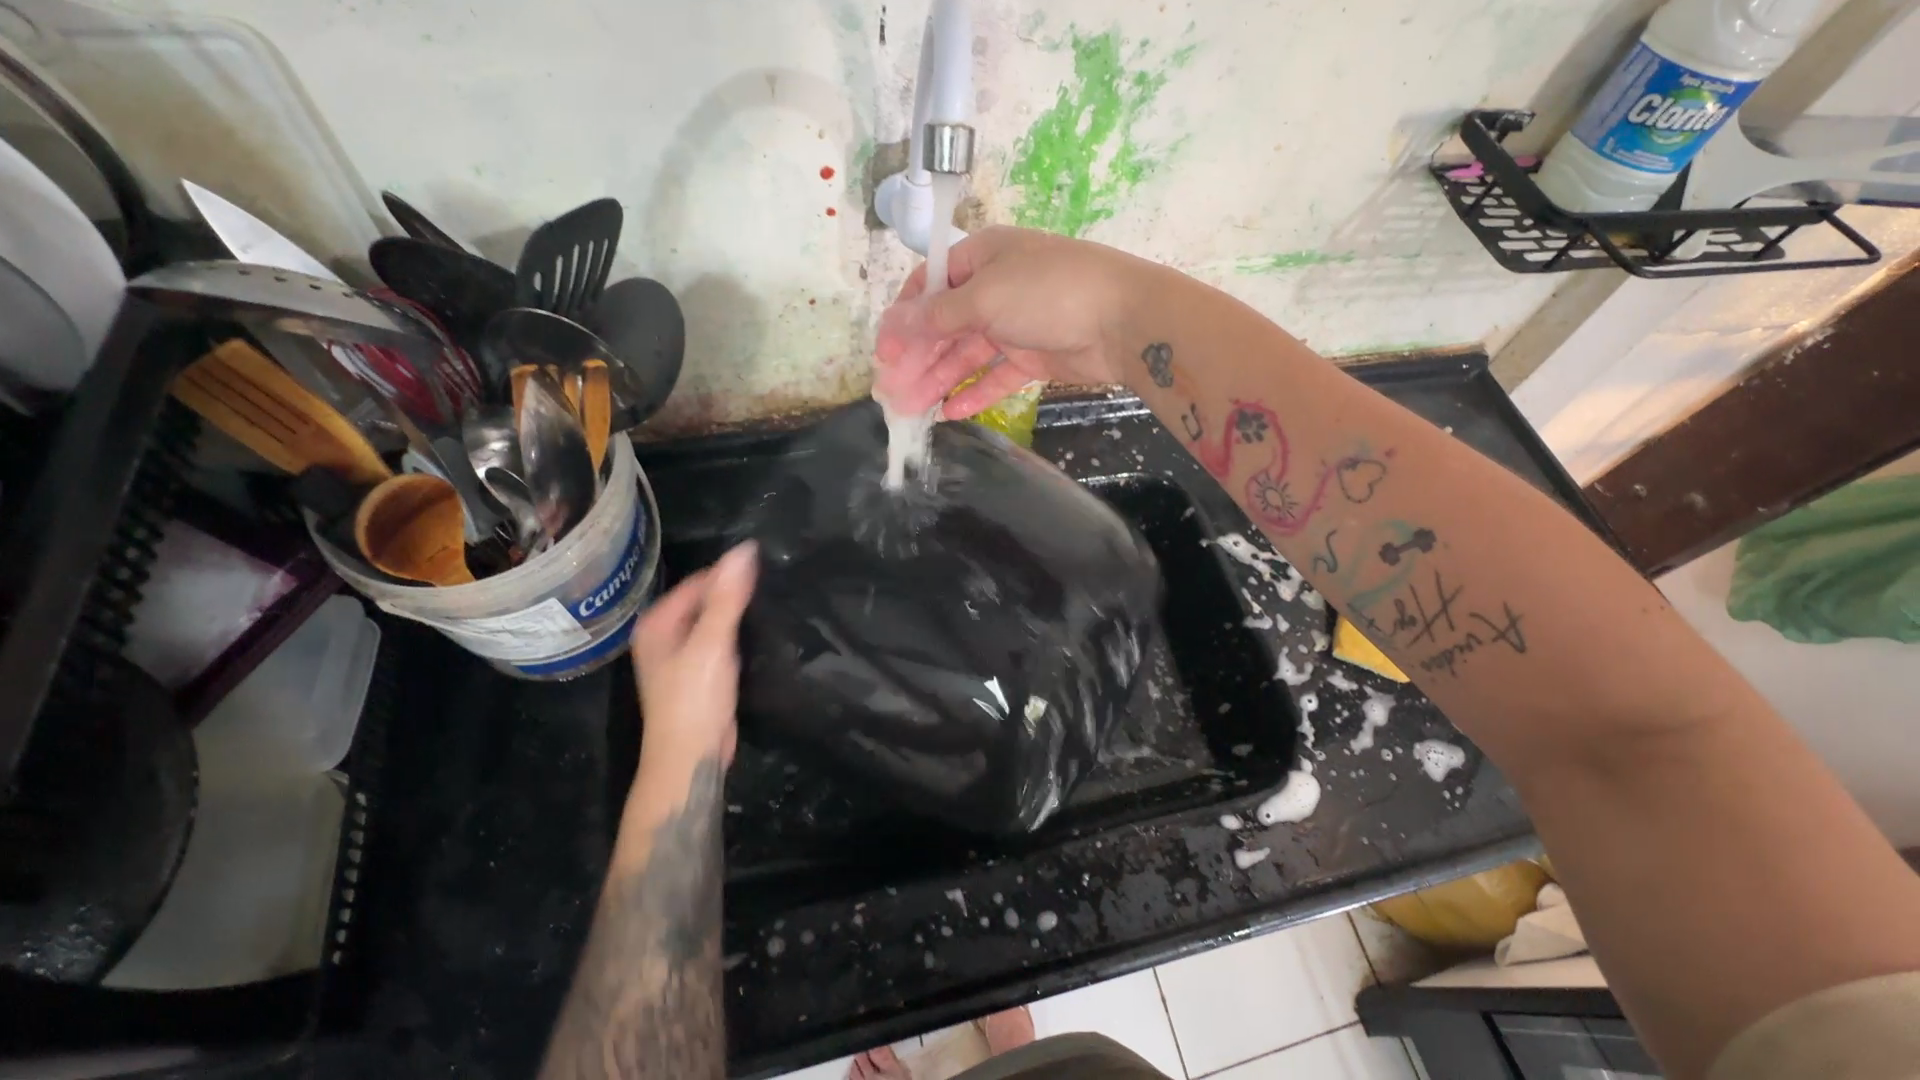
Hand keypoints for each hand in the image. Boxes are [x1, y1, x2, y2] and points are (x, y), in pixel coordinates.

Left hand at [629, 541, 757, 776]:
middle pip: (706, 600)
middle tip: (771, 592)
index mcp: (656, 622)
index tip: (764, 577)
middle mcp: (663, 634)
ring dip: (737, 619)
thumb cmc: (694, 700)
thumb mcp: (712, 644)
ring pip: (714, 622)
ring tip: (768, 611)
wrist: (689, 757)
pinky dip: (736, 639)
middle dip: (734, 597)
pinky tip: (757, 639)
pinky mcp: (697, 674)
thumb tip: (745, 549)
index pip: (699, 581)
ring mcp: (679, 655)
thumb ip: (727, 597)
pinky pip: (719, 643)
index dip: (729, 578)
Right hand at [872, 226, 1160, 418]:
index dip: (903, 319)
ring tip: (912, 411)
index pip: (929, 286)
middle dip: (917, 359)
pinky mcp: (1035, 357)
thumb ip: (937, 316)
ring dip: (939, 381)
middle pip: (945, 326)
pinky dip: (975, 393)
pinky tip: (952, 413)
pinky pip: (997, 376)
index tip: (884, 353)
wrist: (1124, 319)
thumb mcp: (985, 297)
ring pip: (967, 355)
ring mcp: (1016, 324)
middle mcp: (995, 288)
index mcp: (981, 258)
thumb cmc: (1049, 291)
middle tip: (892, 394)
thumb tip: (894, 323)